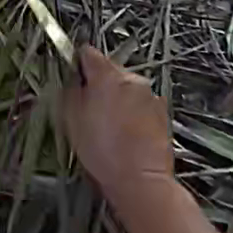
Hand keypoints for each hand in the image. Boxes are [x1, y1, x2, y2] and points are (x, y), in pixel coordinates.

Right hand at [64, 46, 175, 209]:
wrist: (141, 180)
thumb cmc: (102, 150)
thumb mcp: (71, 117)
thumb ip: (70, 88)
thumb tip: (73, 77)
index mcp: (106, 74)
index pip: (87, 52)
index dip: (78, 63)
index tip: (74, 77)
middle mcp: (130, 77)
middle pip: (109, 69)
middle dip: (99, 83)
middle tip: (89, 108)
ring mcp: (149, 93)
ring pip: (126, 86)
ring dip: (117, 96)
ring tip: (109, 124)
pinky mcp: (162, 111)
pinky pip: (140, 101)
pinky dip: (133, 110)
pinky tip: (126, 132)